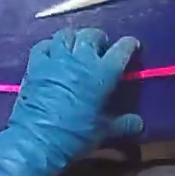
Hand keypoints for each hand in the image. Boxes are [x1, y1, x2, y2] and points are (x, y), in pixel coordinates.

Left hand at [0, 28, 143, 175]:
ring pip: (67, 34)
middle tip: (101, 49)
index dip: (129, 44)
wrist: (37, 141)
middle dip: (99, 39)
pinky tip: (53, 54)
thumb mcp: (105, 132)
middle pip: (92, 35)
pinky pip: (44, 45)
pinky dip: (51, 46)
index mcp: (103, 73)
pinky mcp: (36, 64)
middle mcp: (81, 59)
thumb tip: (139, 123)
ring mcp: (56, 59)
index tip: (132, 46)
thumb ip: (124, 124)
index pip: (122, 48)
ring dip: (75, 38)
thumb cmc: (76, 136)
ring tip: (77, 48)